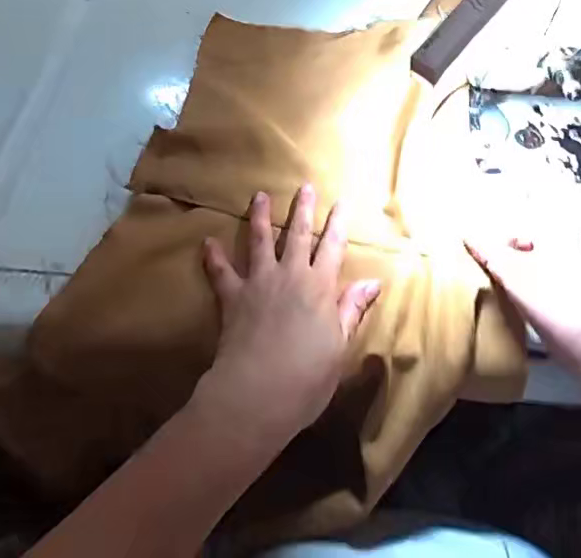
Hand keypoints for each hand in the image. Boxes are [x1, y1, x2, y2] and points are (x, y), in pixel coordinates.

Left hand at [198, 184, 382, 447]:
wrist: (258, 394)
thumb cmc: (308, 377)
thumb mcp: (340, 346)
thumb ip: (352, 309)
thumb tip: (374, 281)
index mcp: (320, 287)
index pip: (333, 247)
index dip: (338, 224)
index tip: (341, 202)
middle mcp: (291, 275)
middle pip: (298, 235)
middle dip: (304, 209)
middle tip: (305, 187)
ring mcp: (260, 282)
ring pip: (261, 241)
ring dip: (261, 217)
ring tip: (260, 195)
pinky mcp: (233, 296)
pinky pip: (221, 272)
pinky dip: (214, 257)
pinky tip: (207, 243)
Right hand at [465, 226, 580, 387]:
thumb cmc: (559, 311)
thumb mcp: (515, 280)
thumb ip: (488, 253)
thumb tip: (466, 235)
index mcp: (564, 226)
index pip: (516, 225)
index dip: (497, 247)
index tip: (488, 270)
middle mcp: (580, 236)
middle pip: (530, 241)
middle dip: (510, 259)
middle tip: (500, 283)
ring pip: (542, 258)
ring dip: (524, 272)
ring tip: (516, 295)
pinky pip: (555, 271)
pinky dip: (540, 282)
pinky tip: (534, 303)